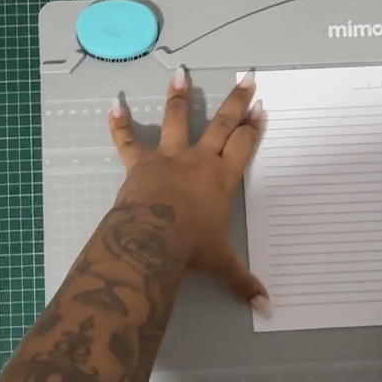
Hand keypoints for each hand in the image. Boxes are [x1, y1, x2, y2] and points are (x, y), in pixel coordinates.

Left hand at [110, 66, 267, 304]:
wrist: (154, 238)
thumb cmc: (191, 247)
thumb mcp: (222, 264)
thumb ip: (243, 282)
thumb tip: (267, 305)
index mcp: (223, 178)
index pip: (244, 146)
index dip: (254, 127)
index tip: (261, 108)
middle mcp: (200, 160)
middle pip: (222, 124)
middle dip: (236, 102)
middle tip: (246, 78)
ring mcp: (169, 158)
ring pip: (177, 120)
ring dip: (180, 97)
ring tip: (181, 75)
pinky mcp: (140, 163)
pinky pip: (128, 141)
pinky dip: (120, 123)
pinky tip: (114, 104)